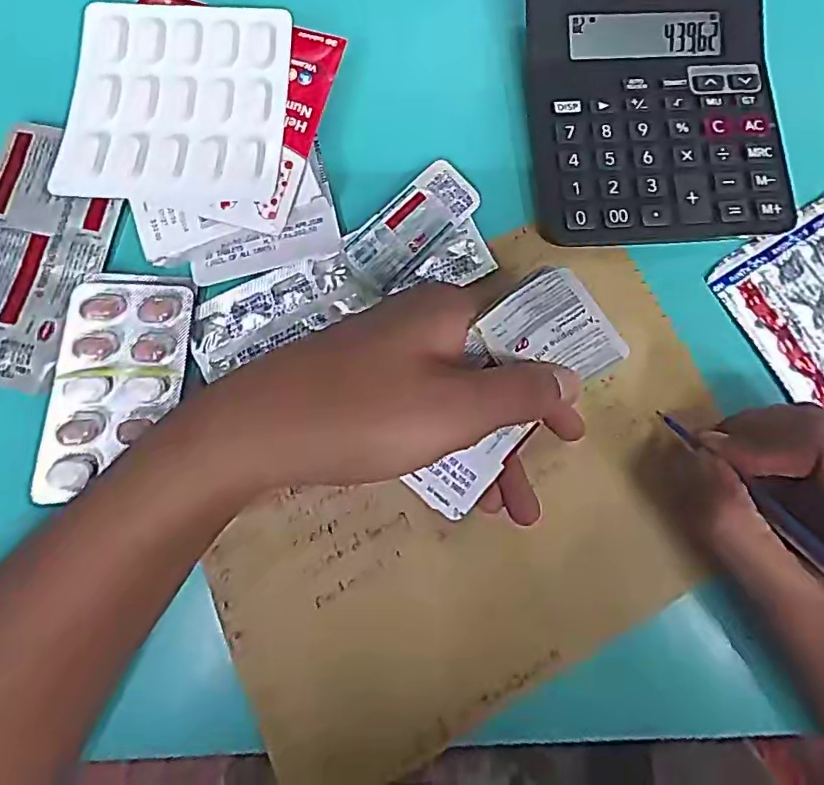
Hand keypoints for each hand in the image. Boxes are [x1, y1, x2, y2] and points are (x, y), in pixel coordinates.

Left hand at [170, 281, 585, 524]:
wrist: (253, 431)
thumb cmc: (362, 414)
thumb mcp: (454, 408)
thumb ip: (517, 391)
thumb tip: (566, 376)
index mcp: (449, 311)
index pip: (523, 329)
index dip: (553, 377)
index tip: (570, 430)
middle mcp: (424, 323)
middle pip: (492, 369)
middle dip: (518, 435)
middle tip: (531, 493)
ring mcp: (392, 354)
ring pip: (459, 397)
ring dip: (486, 451)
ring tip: (503, 511)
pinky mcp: (367, 384)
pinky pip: (424, 409)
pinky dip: (447, 446)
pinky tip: (458, 493)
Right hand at [685, 405, 823, 784]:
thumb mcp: (799, 620)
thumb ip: (740, 535)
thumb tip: (691, 458)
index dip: (757, 439)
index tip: (697, 456)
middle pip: (823, 440)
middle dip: (751, 446)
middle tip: (696, 466)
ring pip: (813, 455)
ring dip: (755, 463)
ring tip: (712, 485)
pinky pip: (813, 483)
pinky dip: (767, 485)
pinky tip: (744, 506)